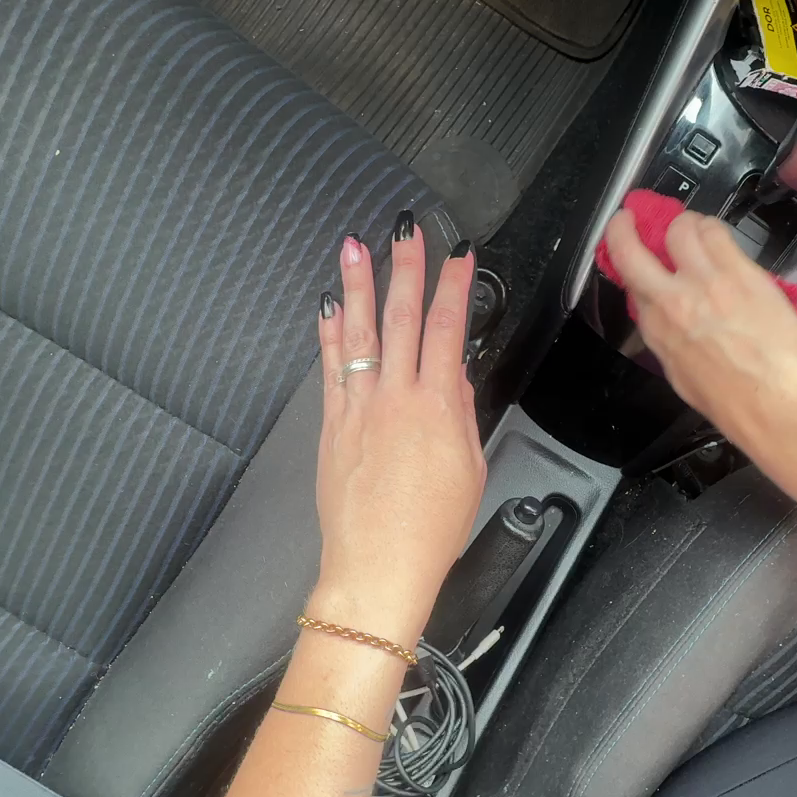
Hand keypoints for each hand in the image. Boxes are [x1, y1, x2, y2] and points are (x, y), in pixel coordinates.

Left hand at [311, 219, 486, 645]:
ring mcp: (358, 408)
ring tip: (355, 246)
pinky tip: (327, 306)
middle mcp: (395, 397)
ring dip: (358, 286)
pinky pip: (331, 369)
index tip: (459, 255)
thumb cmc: (432, 529)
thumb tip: (455, 380)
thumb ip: (462, 417)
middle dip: (406, 268)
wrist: (377, 567)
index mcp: (438, 408)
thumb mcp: (469, 470)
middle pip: (403, 319)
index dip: (455, 287)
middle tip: (406, 229)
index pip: (449, 330)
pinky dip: (329, 335)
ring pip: (359, 334)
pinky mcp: (332, 426)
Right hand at [602, 208, 796, 443]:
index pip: (628, 280)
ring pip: (681, 227)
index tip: (624, 245)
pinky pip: (719, 232)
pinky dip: (713, 230)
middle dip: (626, 227)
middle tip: (631, 219)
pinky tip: (719, 239)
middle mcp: (673, 298)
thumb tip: (663, 317)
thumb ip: (666, 335)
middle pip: (633, 246)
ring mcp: (707, 279)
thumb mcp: (678, 372)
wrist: (769, 396)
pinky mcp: (740, 270)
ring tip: (691, 232)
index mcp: (656, 327)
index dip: (624, 259)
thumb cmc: (729, 395)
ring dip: (682, 225)